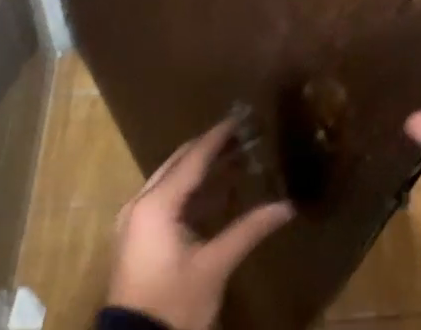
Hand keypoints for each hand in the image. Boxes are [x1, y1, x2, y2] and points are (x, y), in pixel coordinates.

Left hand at [106, 118, 296, 329]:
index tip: (239, 118)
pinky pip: (163, 198)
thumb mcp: (215, 266)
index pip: (192, 158)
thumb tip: (287, 207)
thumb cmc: (175, 302)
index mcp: (156, 204)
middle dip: (208, 149)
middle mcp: (139, 203)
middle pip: (177, 163)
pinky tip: (214, 191)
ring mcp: (133, 220)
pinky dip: (188, 190)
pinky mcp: (136, 236)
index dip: (217, 137)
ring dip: (198, 170)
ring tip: (233, 157)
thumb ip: (249, 230)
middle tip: (240, 135)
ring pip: (169, 180)